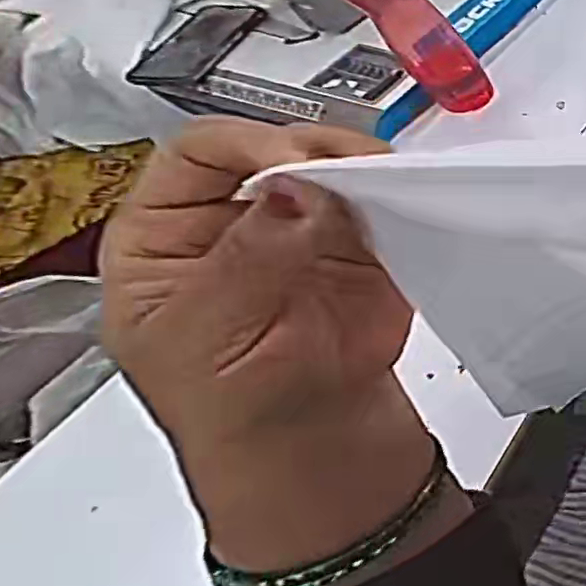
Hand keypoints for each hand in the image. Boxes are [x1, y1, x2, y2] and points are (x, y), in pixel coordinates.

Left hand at [102, 119, 443, 572]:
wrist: (317, 436)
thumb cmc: (238, 402)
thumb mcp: (211, 334)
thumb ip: (248, 260)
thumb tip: (289, 192)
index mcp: (174, 235)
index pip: (202, 158)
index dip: (249, 148)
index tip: (296, 165)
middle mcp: (246, 221)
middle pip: (281, 153)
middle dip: (322, 153)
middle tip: (360, 169)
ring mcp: (314, 233)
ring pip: (343, 174)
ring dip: (371, 172)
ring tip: (393, 186)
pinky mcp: (372, 250)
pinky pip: (390, 208)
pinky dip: (406, 201)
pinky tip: (411, 207)